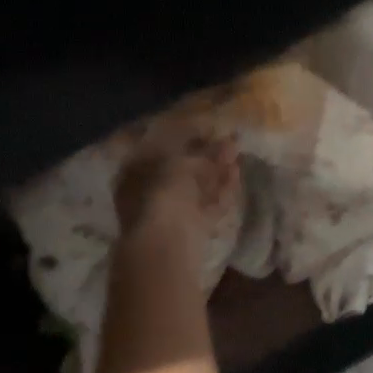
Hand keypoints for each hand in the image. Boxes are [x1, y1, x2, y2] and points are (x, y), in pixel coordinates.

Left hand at [113, 122, 241, 249]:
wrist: (166, 245)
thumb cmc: (163, 195)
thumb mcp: (184, 163)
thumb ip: (207, 151)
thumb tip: (229, 139)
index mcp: (136, 172)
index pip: (160, 147)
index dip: (185, 136)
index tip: (209, 127)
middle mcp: (148, 190)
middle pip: (181, 167)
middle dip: (205, 154)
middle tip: (229, 140)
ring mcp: (170, 210)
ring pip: (197, 185)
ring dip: (217, 170)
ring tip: (237, 153)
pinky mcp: (191, 226)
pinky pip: (209, 202)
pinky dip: (222, 189)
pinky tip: (237, 174)